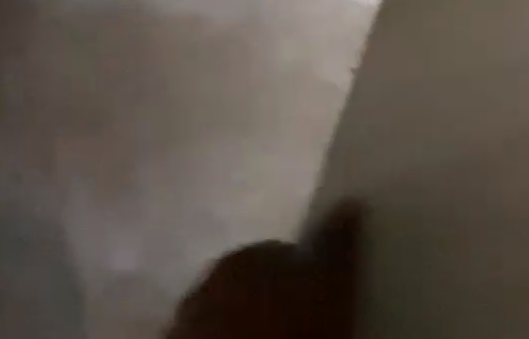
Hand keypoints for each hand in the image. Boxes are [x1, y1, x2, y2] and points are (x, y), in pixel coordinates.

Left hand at [166, 205, 360, 338]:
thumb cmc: (295, 323)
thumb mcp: (333, 279)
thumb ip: (337, 240)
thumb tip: (348, 203)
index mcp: (238, 259)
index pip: (276, 250)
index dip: (300, 268)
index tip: (317, 288)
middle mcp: (200, 287)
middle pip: (246, 282)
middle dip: (268, 291)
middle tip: (299, 309)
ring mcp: (180, 328)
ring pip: (224, 313)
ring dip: (245, 319)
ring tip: (277, 330)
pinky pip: (210, 336)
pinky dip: (228, 337)